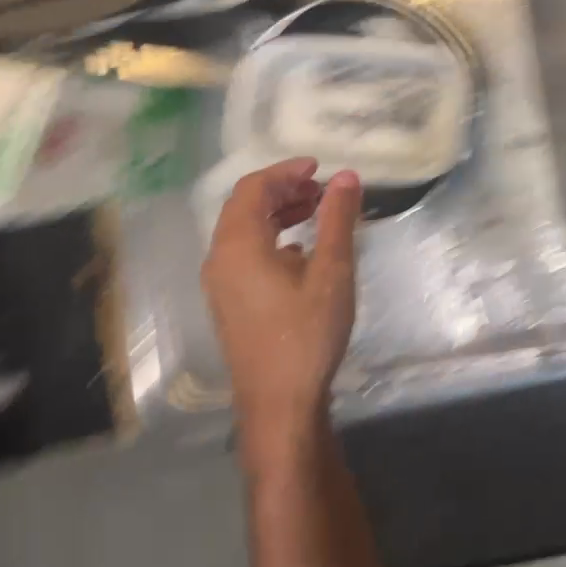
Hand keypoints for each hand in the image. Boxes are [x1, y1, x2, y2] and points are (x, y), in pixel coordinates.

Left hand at [201, 158, 361, 441]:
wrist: (279, 400)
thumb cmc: (307, 332)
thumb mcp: (332, 271)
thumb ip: (337, 219)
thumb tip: (346, 176)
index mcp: (238, 247)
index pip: (252, 189)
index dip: (285, 170)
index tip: (320, 166)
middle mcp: (220, 260)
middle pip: (243, 207)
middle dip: (283, 188)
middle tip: (323, 187)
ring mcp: (221, 283)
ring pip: (243, 230)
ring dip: (278, 211)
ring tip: (317, 209)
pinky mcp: (231, 301)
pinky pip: (245, 251)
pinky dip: (273, 235)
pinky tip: (303, 248)